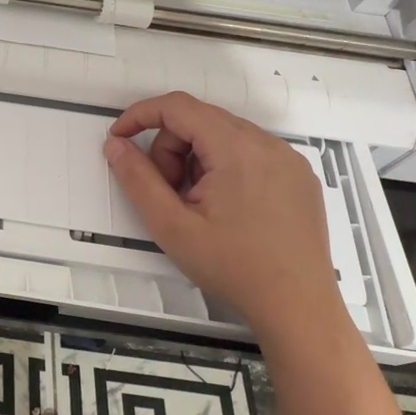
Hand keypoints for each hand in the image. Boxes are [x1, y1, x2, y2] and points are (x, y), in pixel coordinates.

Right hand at [103, 92, 342, 337]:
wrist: (298, 307)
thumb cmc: (239, 270)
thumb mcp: (172, 226)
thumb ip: (138, 180)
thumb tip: (117, 147)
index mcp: (237, 150)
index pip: (178, 107)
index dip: (141, 115)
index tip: (121, 137)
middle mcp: (267, 145)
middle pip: (200, 120)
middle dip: (170, 147)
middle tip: (166, 191)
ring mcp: (288, 160)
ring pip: (224, 135)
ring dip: (196, 158)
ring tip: (196, 204)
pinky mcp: (298, 176)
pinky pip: (249, 151)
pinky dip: (224, 166)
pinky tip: (223, 206)